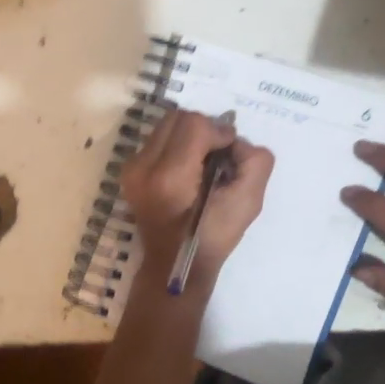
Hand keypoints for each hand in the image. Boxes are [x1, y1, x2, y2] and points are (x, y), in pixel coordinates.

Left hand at [121, 109, 274, 276]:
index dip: (219, 132)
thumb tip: (236, 142)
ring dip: (190, 135)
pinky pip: (157, 139)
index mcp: (170, 177)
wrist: (173, 265)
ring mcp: (132, 168)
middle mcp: (143, 167)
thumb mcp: (248, 203)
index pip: (194, 125)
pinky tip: (187, 169)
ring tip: (203, 161)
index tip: (230, 153)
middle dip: (204, 129)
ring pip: (166, 125)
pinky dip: (177, 145)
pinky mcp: (129, 171)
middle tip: (219, 154)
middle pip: (178, 118)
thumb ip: (255, 163)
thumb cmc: (212, 239)